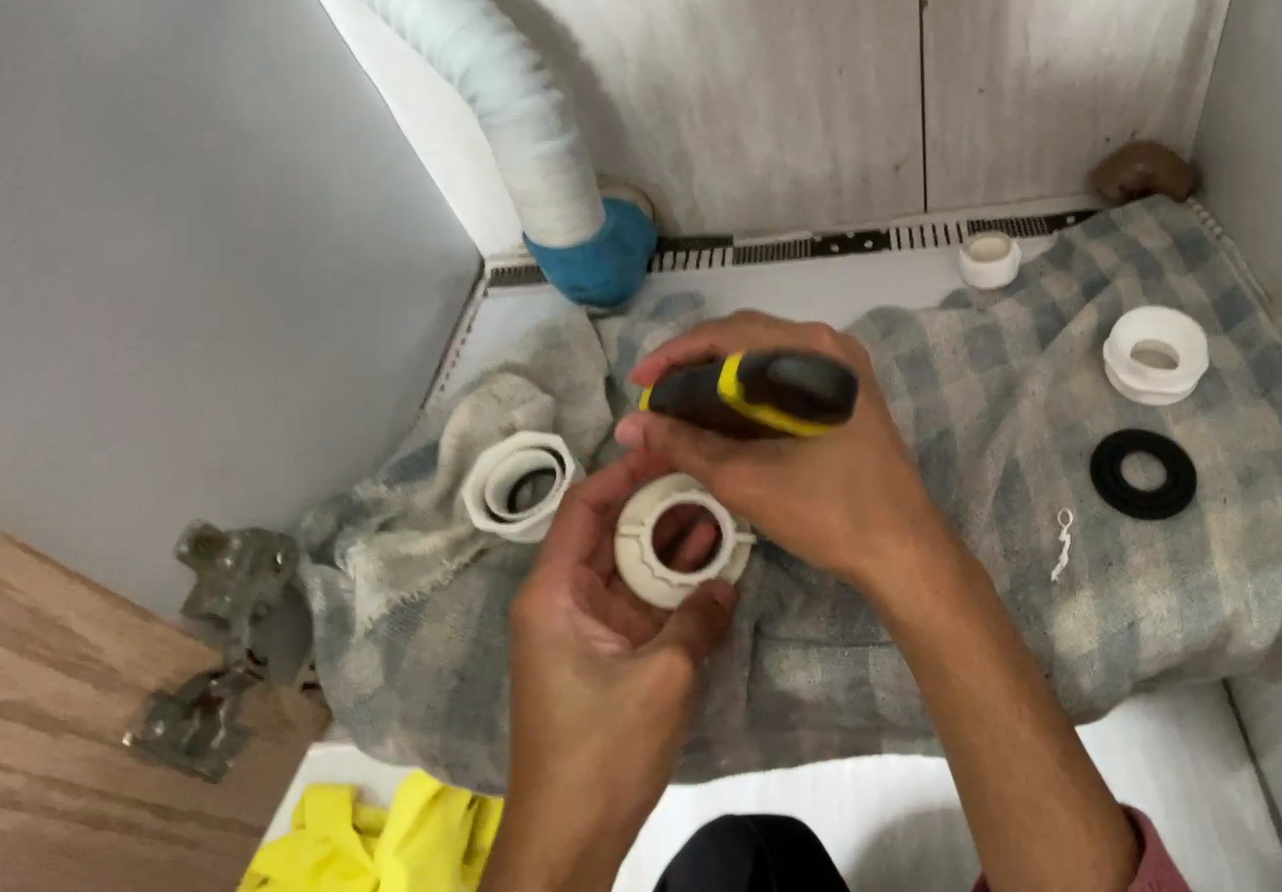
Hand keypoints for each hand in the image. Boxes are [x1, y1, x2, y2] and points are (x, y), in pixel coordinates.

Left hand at [483, 448, 737, 891]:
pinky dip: (677, 584)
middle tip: (716, 479)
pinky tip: (717, 567)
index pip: (584, 508)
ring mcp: (589, 628)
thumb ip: (699, 618)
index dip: (625, 473)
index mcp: (555, 594)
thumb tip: (726, 583)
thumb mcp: (663, 676)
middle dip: (663, 506)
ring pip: (633, 566)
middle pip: (613, 532)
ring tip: (726, 514)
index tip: (673, 448)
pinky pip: (644, 601)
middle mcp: (566, 600)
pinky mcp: (610, 653)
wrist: (572, 834)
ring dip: (676, 545)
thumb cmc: (602, 748)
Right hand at [613, 310, 952, 588]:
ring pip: (768, 357)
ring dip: (723, 379)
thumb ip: (683, 444)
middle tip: (656, 400)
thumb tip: (629, 425)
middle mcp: (831, 346)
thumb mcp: (745, 478)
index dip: (674, 355)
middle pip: (747, 338)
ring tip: (682, 410)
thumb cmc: (827, 510)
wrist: (901, 545)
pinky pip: (789, 375)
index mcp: (811, 351)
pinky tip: (727, 418)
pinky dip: (753, 391)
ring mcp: (846, 368)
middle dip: (695, 365)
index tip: (638, 385)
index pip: (727, 333)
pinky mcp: (851, 392)